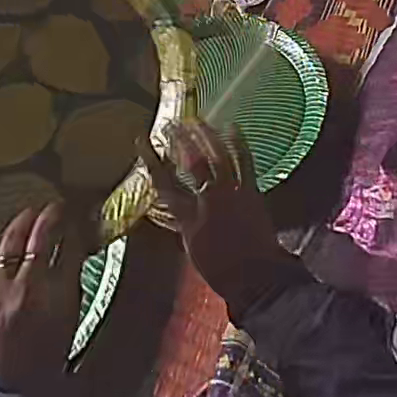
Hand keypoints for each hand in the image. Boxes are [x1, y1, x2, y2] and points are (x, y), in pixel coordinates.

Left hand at [0, 201, 84, 390]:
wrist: (7, 389)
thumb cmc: (47, 352)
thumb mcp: (71, 313)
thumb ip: (71, 277)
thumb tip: (73, 245)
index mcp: (58, 294)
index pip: (71, 244)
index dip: (75, 226)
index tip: (78, 218)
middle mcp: (28, 287)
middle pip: (41, 234)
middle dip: (52, 214)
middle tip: (57, 206)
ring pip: (11, 241)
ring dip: (23, 221)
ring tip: (32, 212)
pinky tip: (6, 236)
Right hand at [139, 122, 292, 311]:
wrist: (255, 276)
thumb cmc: (221, 268)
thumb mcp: (193, 247)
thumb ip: (185, 223)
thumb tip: (177, 206)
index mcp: (187, 217)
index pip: (163, 183)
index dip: (151, 160)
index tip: (142, 141)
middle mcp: (207, 200)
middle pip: (191, 163)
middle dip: (180, 140)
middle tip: (171, 122)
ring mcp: (230, 192)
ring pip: (216, 157)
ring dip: (206, 136)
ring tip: (197, 120)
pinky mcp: (250, 190)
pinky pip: (244, 161)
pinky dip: (239, 142)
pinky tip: (233, 126)